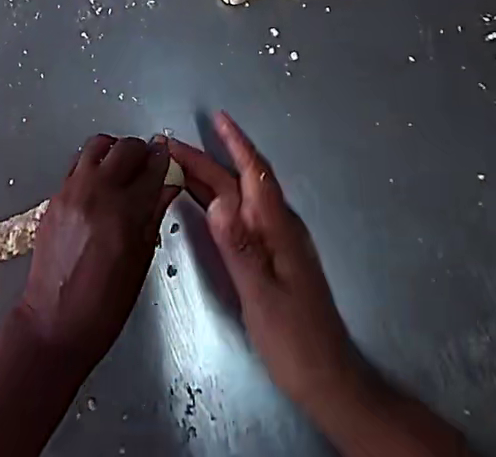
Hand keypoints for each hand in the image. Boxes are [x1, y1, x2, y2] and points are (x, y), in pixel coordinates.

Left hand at [15, 135, 178, 367]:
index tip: (169, 157)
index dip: (164, 160)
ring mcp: (72, 192)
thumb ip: (154, 215)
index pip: (152, 168)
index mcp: (125, 213)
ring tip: (122, 167)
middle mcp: (97, 194)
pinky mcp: (54, 197)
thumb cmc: (105, 304)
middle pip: (125, 148)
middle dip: (142, 151)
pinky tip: (100, 183)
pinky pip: (77, 165)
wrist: (53, 323)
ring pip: (97, 146)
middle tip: (148, 162)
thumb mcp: (141, 260)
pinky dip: (93, 165)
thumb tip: (168, 186)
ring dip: (115, 151)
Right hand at [167, 113, 359, 407]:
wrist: (325, 377)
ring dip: (208, 176)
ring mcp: (274, 241)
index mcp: (277, 227)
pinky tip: (202, 201)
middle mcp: (276, 226)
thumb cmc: (294, 339)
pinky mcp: (269, 256)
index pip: (253, 174)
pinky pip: (238, 215)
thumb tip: (217, 200)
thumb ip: (240, 247)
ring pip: (237, 197)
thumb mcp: (261, 295)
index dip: (236, 143)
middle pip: (238, 182)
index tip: (217, 117)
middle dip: (205, 158)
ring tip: (176, 162)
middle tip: (169, 144)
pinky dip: (216, 199)